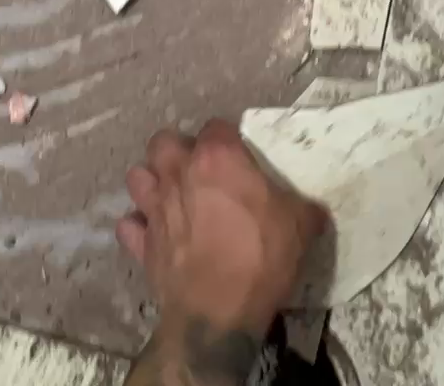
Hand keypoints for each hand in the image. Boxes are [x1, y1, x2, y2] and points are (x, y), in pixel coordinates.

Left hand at [116, 118, 326, 337]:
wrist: (218, 316)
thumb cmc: (261, 258)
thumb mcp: (300, 226)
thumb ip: (303, 207)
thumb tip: (314, 209)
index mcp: (217, 158)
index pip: (216, 126)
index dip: (226, 138)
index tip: (238, 156)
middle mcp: (179, 173)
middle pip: (163, 141)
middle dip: (176, 149)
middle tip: (197, 169)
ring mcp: (155, 208)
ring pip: (137, 176)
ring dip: (151, 181)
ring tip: (170, 194)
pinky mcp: (140, 244)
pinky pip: (129, 225)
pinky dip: (138, 227)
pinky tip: (153, 233)